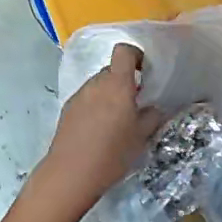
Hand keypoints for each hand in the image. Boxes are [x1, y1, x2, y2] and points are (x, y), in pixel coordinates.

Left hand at [27, 44, 162, 221]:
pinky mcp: (68, 107)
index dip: (136, 55)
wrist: (72, 171)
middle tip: (136, 102)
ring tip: (119, 118)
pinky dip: (97, 103)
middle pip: (111, 69)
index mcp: (116, 84)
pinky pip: (87, 97)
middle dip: (125, 80)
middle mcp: (95, 84)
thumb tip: (154, 107)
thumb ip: (151, 116)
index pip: (123, 51)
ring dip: (110, 93)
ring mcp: (79, 94)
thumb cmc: (112, 153)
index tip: (146, 72)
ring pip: (99, 84)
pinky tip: (100, 127)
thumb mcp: (141, 136)